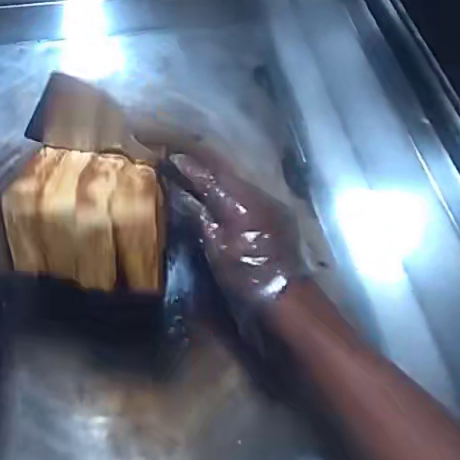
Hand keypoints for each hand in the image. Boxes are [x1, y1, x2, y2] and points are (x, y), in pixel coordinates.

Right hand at [167, 147, 304, 312]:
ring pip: (237, 182)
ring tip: (194, 176)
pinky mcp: (277, 212)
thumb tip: (179, 193)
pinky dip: (230, 190)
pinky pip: (248, 192)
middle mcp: (258, 196)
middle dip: (201, 168)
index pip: (210, 177)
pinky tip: (219, 194)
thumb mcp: (215, 249)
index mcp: (240, 203)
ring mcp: (271, 202)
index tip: (170, 159)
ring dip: (216, 178)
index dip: (189, 168)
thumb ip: (198, 216)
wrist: (289, 300)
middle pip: (225, 174)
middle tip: (178, 163)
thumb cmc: (246, 278)